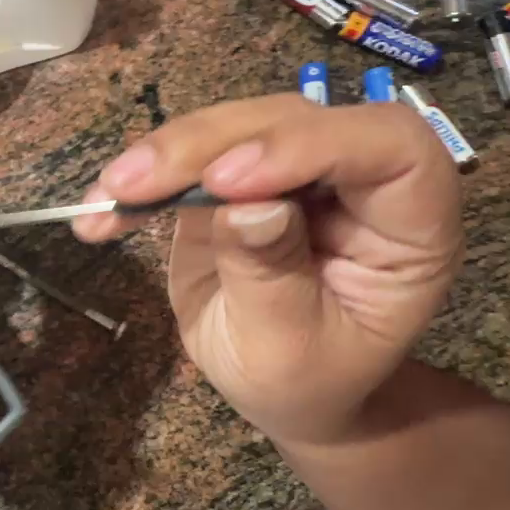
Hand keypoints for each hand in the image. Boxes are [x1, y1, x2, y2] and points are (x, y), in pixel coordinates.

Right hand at [73, 95, 463, 445]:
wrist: (283, 388)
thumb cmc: (305, 381)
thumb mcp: (290, 349)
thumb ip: (271, 276)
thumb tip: (241, 206)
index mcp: (409, 225)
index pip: (387, 148)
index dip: (308, 146)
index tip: (225, 181)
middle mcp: (356, 181)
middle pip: (292, 120)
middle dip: (206, 145)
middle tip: (132, 183)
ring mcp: (292, 174)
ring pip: (232, 127)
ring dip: (162, 156)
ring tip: (106, 197)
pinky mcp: (235, 182)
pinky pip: (188, 160)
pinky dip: (140, 181)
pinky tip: (99, 212)